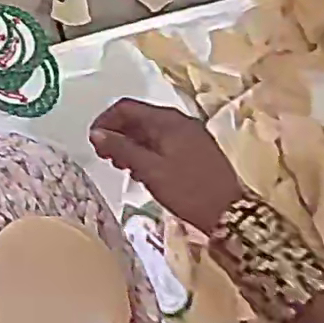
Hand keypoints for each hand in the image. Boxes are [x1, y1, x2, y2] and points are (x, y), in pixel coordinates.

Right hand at [90, 99, 242, 230]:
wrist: (231, 214)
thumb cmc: (188, 190)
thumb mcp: (149, 169)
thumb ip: (121, 148)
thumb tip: (96, 133)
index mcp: (168, 120)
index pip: (127, 108)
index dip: (105, 121)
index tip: (93, 142)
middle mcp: (180, 121)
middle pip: (139, 117)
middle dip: (117, 133)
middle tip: (104, 156)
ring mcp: (190, 135)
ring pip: (151, 131)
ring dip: (131, 144)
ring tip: (120, 166)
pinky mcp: (196, 150)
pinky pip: (163, 142)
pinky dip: (147, 151)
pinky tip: (141, 170)